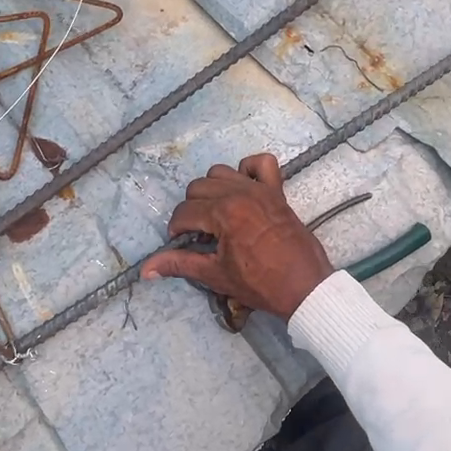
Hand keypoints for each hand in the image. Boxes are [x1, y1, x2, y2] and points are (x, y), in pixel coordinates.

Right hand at [141, 154, 332, 319]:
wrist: (304, 288)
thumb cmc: (260, 284)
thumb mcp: (215, 275)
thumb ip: (179, 265)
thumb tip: (146, 269)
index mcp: (223, 213)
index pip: (184, 212)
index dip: (176, 230)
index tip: (181, 244)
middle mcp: (240, 193)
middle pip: (198, 188)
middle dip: (191, 210)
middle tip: (199, 234)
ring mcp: (261, 189)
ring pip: (222, 172)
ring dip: (213, 190)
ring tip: (217, 214)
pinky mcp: (278, 191)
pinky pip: (262, 163)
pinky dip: (249, 169)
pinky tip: (243, 189)